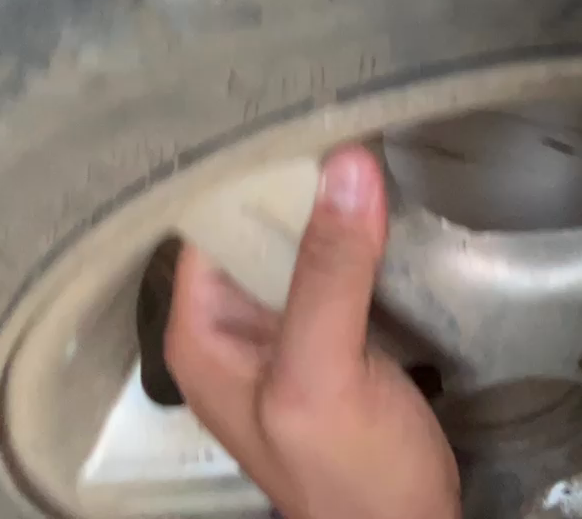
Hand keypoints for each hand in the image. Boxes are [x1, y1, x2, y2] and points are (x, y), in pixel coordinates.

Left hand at [165, 145, 460, 518]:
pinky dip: (354, 226)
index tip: (299, 112)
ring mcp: (286, 321)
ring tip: (360, 131)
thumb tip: (347, 164)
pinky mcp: (333, 325)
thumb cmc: (351, 475)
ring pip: (300, 235)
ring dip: (329, 195)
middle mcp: (235, 317)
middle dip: (297, 172)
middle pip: (257, 220)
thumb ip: (329, 274)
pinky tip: (378, 194)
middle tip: (340, 107)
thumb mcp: (324, 375)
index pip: (211, 217)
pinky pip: (334, 257)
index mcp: (203, 328)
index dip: (251, 165)